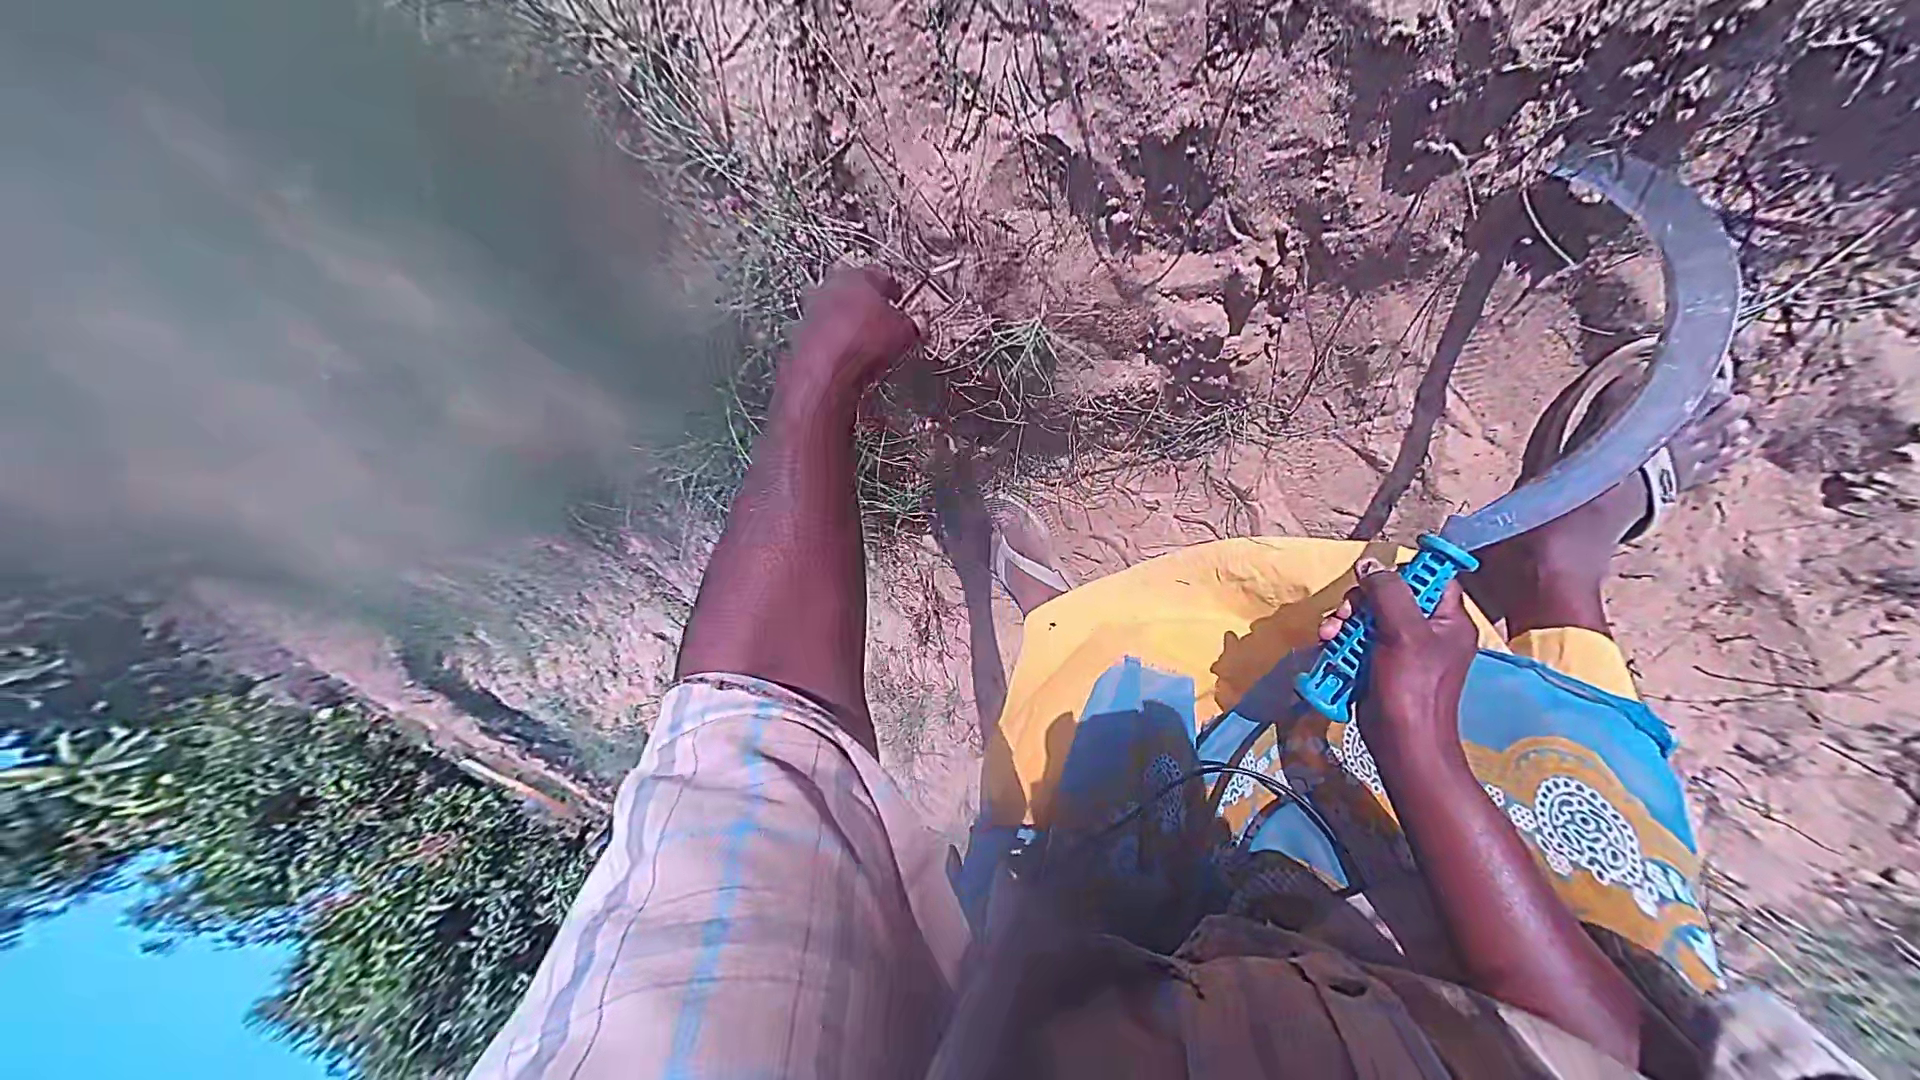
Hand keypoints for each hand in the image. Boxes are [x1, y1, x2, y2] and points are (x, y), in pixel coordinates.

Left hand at [780, 265, 921, 408]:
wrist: (826, 371)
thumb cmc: (862, 342)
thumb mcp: (904, 332)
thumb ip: (912, 324)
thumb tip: (918, 325)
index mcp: (855, 276)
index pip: (879, 275)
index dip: (893, 290)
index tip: (899, 298)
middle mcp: (828, 288)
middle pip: (851, 292)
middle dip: (865, 306)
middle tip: (880, 321)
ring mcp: (811, 313)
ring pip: (833, 314)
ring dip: (847, 326)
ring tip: (865, 345)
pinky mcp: (800, 339)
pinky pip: (823, 338)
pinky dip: (834, 345)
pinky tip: (846, 359)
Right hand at [1318, 557, 1477, 758]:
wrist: (1400, 739)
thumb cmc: (1411, 686)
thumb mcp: (1403, 633)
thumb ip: (1388, 593)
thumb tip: (1370, 564)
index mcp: (1447, 620)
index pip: (1431, 578)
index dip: (1404, 572)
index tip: (1375, 579)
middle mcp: (1426, 630)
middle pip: (1390, 595)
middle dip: (1361, 601)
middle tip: (1346, 612)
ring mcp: (1400, 647)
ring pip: (1367, 616)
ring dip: (1344, 621)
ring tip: (1331, 634)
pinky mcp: (1377, 661)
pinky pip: (1356, 638)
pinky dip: (1340, 640)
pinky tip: (1329, 646)